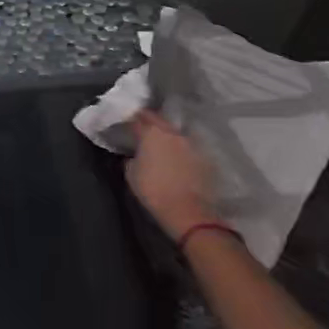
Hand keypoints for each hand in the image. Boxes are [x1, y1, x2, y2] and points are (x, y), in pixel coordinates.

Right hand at [126, 110, 216, 240]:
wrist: (186, 209)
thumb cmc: (152, 189)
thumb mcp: (131, 172)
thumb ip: (132, 157)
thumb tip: (135, 154)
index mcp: (152, 133)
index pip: (139, 118)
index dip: (131, 119)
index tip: (125, 123)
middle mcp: (173, 133)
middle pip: (159, 120)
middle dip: (149, 122)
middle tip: (141, 129)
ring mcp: (191, 144)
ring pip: (175, 133)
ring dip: (166, 136)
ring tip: (158, 144)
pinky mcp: (204, 157)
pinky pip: (187, 147)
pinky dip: (179, 149)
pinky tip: (174, 158)